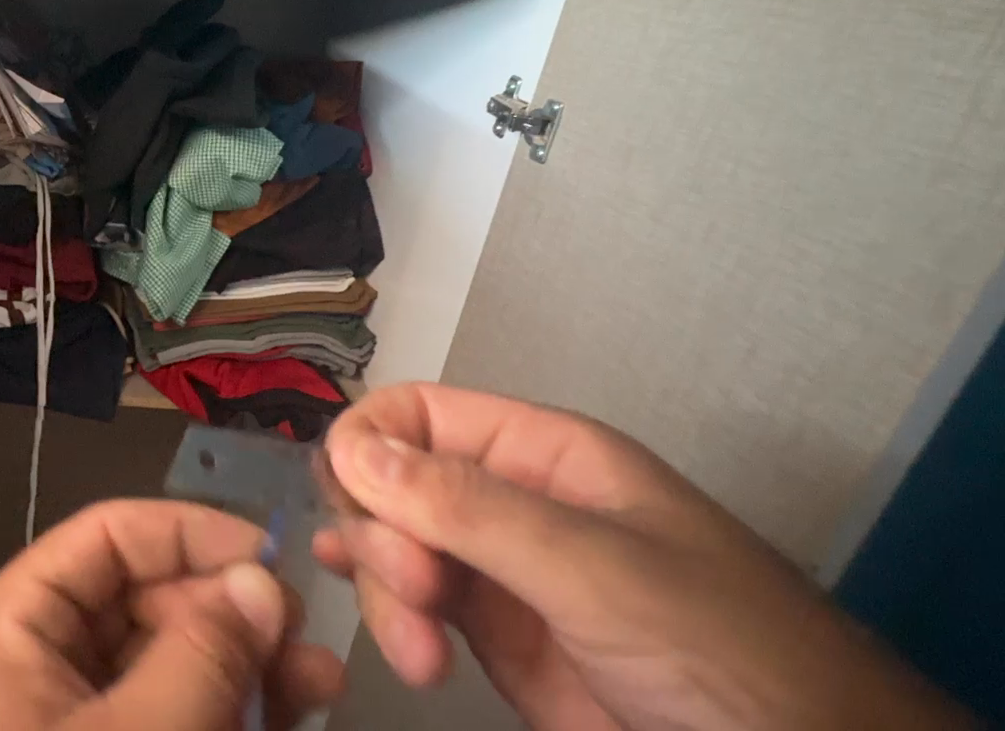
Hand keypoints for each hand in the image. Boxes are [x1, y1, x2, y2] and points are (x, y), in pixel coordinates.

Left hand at [0, 499, 343, 729]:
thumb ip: (200, 652)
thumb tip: (260, 580)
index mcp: (19, 622)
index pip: (107, 537)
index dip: (187, 532)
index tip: (269, 554)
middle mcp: (47, 656)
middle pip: (145, 596)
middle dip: (228, 607)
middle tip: (304, 631)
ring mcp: (85, 716)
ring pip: (172, 656)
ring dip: (247, 661)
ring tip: (320, 676)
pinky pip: (180, 711)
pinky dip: (235, 709)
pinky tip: (293, 712)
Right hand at [315, 383, 970, 730]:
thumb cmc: (720, 651)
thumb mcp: (592, 569)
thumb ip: (467, 508)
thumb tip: (348, 450)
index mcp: (537, 452)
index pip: (417, 413)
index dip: (370, 442)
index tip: (351, 499)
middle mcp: (506, 499)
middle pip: (392, 483)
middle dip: (384, 534)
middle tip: (414, 594)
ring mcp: (495, 568)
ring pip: (392, 544)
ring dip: (385, 589)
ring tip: (419, 655)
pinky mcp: (490, 632)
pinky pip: (411, 600)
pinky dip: (383, 607)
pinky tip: (380, 623)